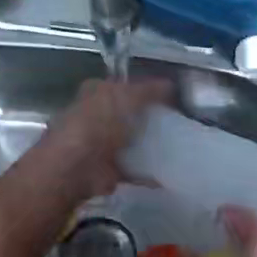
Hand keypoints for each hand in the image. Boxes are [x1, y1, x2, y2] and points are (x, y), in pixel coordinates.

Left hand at [36, 77, 170, 198]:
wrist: (76, 167)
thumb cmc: (97, 123)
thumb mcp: (126, 96)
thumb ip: (149, 90)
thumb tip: (170, 85)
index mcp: (96, 93)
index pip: (124, 86)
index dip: (146, 91)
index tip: (170, 99)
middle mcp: (96, 116)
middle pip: (129, 115)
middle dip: (151, 119)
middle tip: (179, 122)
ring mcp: (102, 145)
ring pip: (133, 141)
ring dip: (152, 144)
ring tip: (180, 144)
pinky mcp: (109, 169)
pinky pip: (136, 167)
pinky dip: (151, 170)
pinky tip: (170, 168)